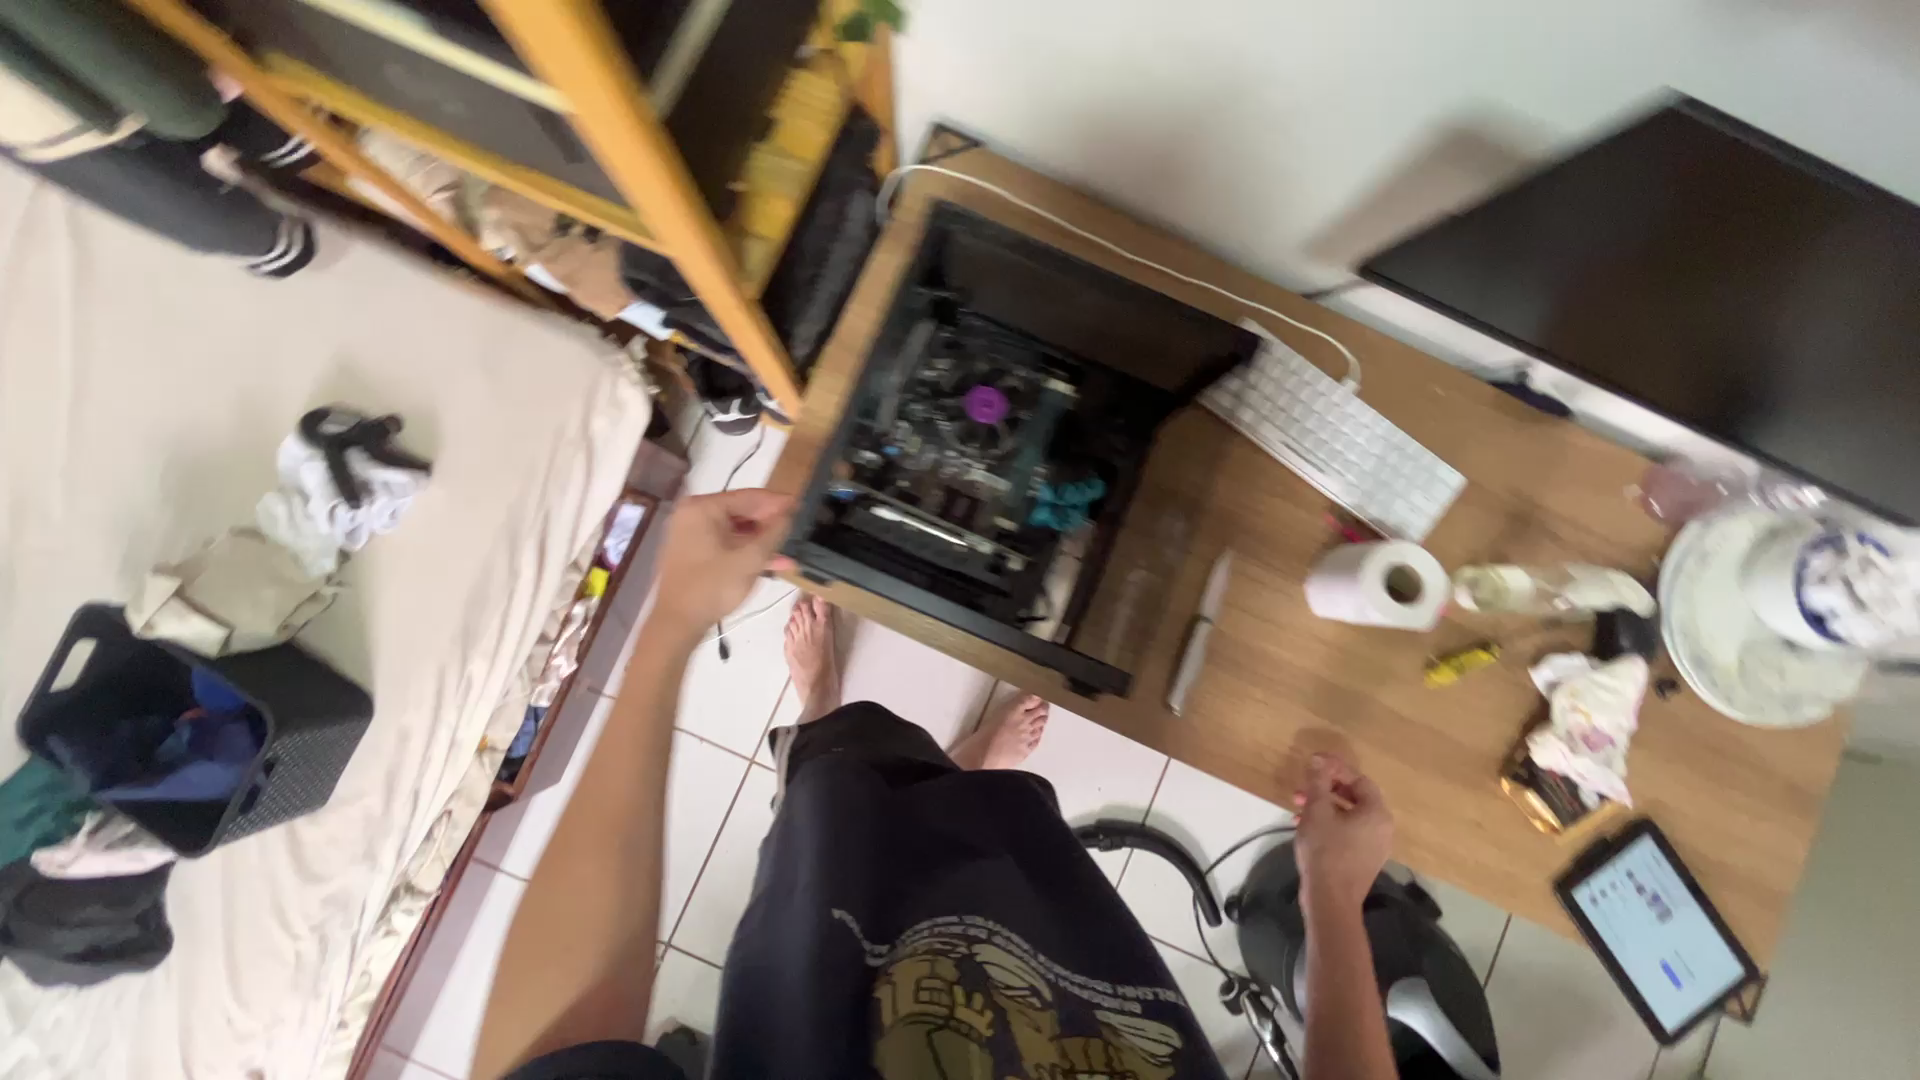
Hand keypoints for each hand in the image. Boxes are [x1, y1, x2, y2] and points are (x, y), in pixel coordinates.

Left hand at [650, 489, 796, 633]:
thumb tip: (791, 514)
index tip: (803, 505)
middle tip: (798, 528)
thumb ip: (774, 533)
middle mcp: (694, 514)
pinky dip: (747, 551)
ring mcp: (692, 533)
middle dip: (771, 524)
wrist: (677, 624)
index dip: (779, 502)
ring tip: (790, 550)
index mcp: (703, 508)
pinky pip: (727, 543)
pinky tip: (772, 562)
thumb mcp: (750, 560)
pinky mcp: (694, 551)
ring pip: (737, 530)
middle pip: (742, 512)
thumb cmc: (712, 587)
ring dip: (762, 541)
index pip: (749, 497)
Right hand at [1292, 753, 1392, 918]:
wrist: (1331, 899)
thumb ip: (1318, 781)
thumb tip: (1318, 759)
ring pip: (1348, 814)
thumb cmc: (1325, 850)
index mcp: (1376, 813)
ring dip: (1323, 806)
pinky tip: (1306, 827)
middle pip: (1354, 796)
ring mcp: (1374, 845)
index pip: (1358, 779)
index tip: (1311, 764)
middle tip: (1302, 789)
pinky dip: (1329, 823)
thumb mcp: (1317, 810)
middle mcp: (1382, 827)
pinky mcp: (1363, 859)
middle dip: (1325, 789)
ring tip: (1298, 808)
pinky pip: (1348, 831)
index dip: (1334, 769)